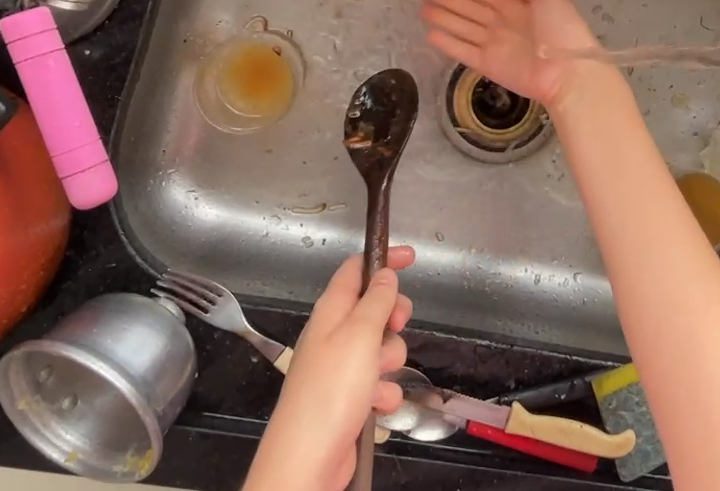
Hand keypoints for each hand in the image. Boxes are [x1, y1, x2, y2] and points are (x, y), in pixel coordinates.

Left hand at [244, 247, 415, 490]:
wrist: (307, 461)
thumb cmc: (333, 388)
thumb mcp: (361, 333)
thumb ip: (377, 300)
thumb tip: (386, 273)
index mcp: (331, 311)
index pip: (356, 269)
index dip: (383, 260)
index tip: (411, 257)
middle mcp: (334, 335)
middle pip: (374, 308)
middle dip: (394, 316)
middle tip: (398, 325)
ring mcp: (341, 368)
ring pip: (382, 347)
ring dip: (390, 360)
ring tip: (379, 378)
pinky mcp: (349, 399)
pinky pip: (379, 383)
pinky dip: (383, 392)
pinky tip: (377, 406)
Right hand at [421, 0, 602, 107]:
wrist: (567, 71)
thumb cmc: (561, 29)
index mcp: (517, 4)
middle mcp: (502, 22)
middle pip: (469, 6)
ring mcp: (494, 44)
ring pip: (463, 26)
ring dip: (443, 16)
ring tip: (422, 7)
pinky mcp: (487, 65)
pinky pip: (463, 51)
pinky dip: (447, 43)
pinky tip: (431, 33)